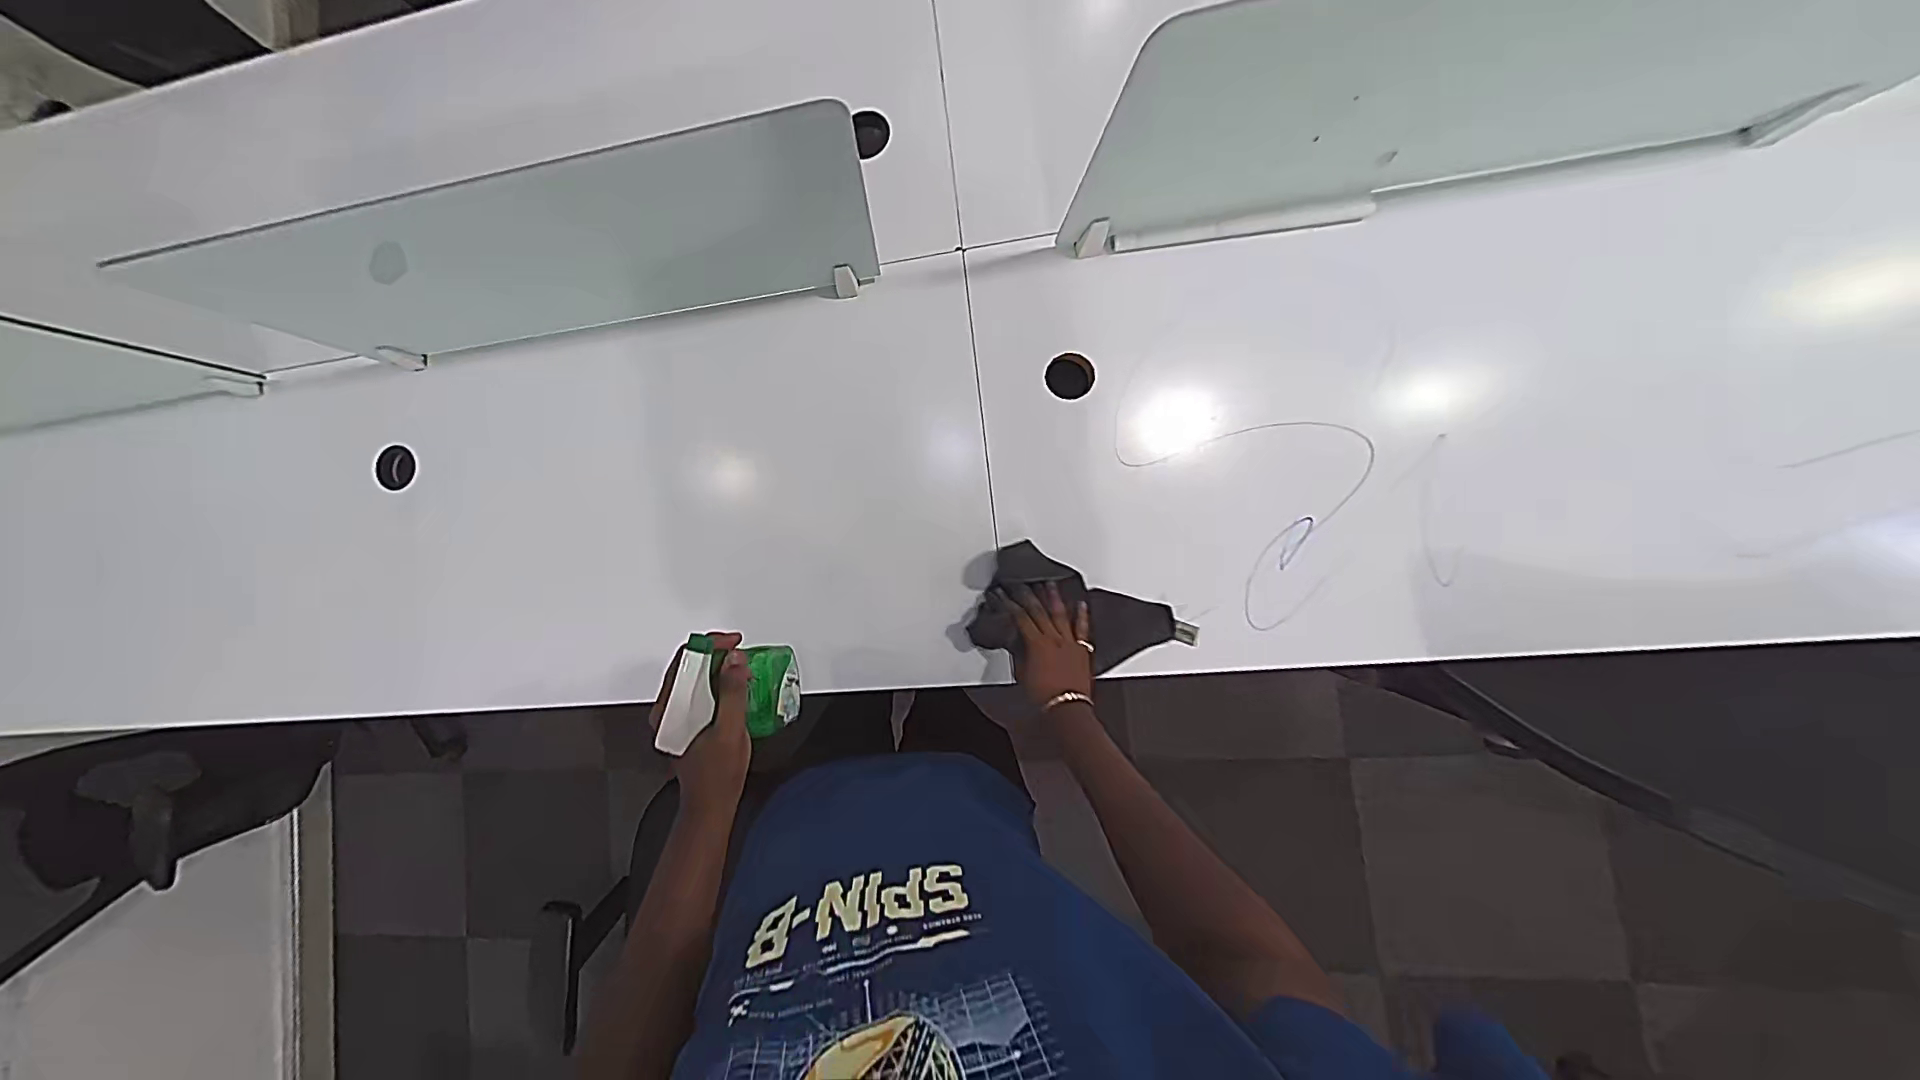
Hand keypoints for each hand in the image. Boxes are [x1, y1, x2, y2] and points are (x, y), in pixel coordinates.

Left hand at [648, 631, 752, 815]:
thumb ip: (732, 693)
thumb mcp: (730, 730)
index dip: (710, 645)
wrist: (711, 804)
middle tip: (740, 649)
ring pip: (694, 677)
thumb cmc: (717, 775)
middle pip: (688, 666)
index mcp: (670, 711)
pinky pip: (700, 691)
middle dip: (716, 652)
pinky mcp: (688, 722)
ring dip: (718, 666)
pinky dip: (718, 681)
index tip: (732, 642)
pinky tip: (736, 684)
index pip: (684, 662)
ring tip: (741, 663)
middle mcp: (668, 711)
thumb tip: (734, 661)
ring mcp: (677, 717)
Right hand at [999, 583, 1093, 706]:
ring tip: (1048, 583)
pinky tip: (1080, 603)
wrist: (1066, 709)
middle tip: (1021, 583)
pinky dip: (1082, 615)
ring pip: (1060, 614)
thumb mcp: (1021, 672)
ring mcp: (1069, 642)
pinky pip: (1083, 628)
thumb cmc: (1043, 696)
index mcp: (1036, 643)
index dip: (1009, 603)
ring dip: (1053, 597)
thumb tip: (1014, 639)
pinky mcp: (1082, 649)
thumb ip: (1018, 651)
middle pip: (1039, 610)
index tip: (1002, 594)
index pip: (1020, 617)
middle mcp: (1054, 639)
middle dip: (1027, 594)